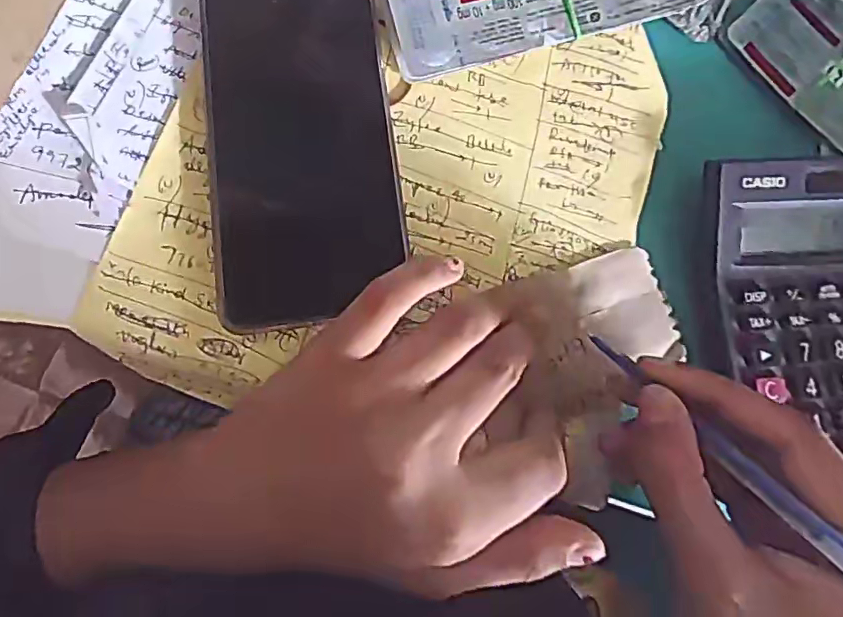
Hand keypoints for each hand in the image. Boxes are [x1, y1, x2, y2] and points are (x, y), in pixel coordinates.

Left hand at [37, 257, 602, 595]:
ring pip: (459, 328)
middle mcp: (420, 442)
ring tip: (512, 305)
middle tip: (534, 339)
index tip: (546, 420)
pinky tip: (453, 267)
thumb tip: (591, 534)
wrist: (251, 498)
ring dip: (495, 310)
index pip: (541, 464)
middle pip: (503, 376)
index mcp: (449, 511)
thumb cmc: (349, 536)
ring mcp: (376, 386)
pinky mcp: (338, 347)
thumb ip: (516, 558)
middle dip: (527, 352)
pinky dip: (427, 271)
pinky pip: (391, 294)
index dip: (556, 438)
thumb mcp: (434, 573)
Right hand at [611, 361, 842, 616]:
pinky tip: (661, 474)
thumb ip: (681, 482)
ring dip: (692, 452)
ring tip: (627, 444)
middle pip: (777, 452)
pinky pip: (761, 506)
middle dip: (692, 423)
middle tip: (626, 408)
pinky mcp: (823, 570)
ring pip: (764, 477)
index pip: (791, 434)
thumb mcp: (718, 580)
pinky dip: (708, 484)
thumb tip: (650, 397)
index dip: (714, 392)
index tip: (649, 372)